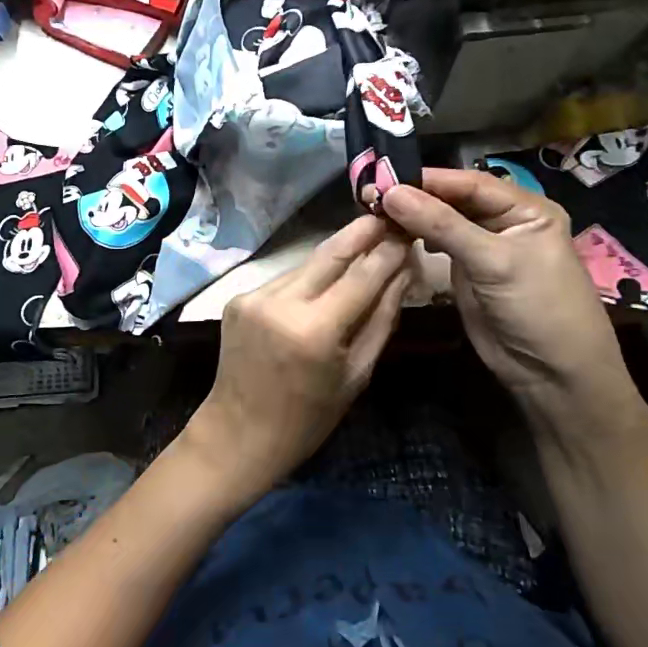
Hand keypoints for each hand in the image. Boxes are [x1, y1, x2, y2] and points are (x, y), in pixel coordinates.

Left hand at [180, 215, 411, 501]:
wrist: (239, 433)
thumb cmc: (309, 417)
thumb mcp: (357, 373)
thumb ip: (381, 318)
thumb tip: (404, 271)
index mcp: (315, 330)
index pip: (362, 275)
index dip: (388, 250)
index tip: (409, 229)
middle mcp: (280, 303)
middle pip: (329, 254)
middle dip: (362, 231)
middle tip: (388, 213)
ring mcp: (253, 297)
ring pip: (306, 265)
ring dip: (336, 255)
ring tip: (365, 245)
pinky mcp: (238, 297)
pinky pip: (285, 280)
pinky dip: (308, 278)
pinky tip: (324, 281)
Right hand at [382, 169, 645, 442]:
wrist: (552, 374)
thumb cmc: (537, 307)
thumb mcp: (493, 261)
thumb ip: (442, 225)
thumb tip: (391, 193)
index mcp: (525, 208)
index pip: (469, 183)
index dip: (427, 180)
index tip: (383, 179)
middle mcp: (505, 221)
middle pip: (454, 199)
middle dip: (416, 197)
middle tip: (370, 196)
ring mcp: (484, 248)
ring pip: (443, 222)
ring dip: (413, 217)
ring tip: (375, 212)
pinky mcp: (467, 272)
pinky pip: (438, 245)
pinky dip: (416, 238)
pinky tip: (394, 235)